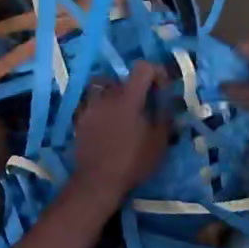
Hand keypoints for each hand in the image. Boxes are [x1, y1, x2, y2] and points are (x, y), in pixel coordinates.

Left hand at [70, 62, 168, 200]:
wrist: (98, 181)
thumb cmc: (133, 161)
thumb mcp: (159, 141)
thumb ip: (165, 116)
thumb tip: (168, 102)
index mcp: (128, 97)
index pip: (143, 67)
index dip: (156, 73)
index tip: (161, 90)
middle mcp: (107, 96)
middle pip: (124, 79)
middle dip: (137, 88)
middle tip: (145, 107)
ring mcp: (90, 107)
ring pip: (104, 89)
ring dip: (116, 96)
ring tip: (123, 113)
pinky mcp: (80, 119)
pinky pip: (92, 104)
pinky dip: (102, 108)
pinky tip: (107, 125)